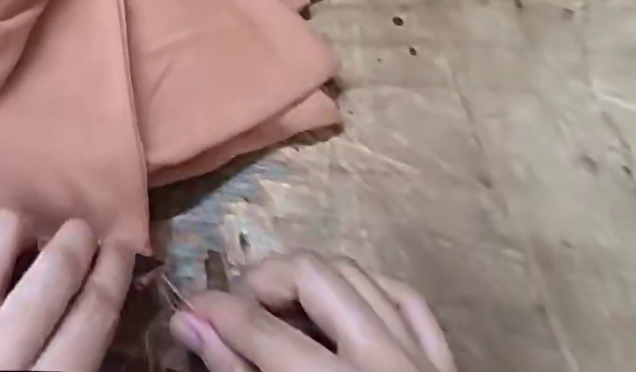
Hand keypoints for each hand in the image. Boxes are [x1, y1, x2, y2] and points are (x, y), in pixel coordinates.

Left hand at [0, 209, 134, 371]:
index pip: (93, 315)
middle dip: (77, 239)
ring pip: (0, 234)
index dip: (115, 270)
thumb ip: (78, 353)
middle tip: (81, 233)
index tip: (124, 244)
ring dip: (22, 229)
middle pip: (54, 270)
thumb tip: (103, 281)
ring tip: (24, 244)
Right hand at [169, 252, 454, 371]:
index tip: (188, 310)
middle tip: (238, 311)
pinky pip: (403, 300)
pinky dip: (365, 291)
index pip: (259, 328)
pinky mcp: (448, 367)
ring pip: (353, 273)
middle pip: (309, 274)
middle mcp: (386, 365)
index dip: (212, 309)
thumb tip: (188, 322)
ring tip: (282, 309)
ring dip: (306, 279)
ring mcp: (425, 363)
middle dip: (261, 281)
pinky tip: (339, 309)